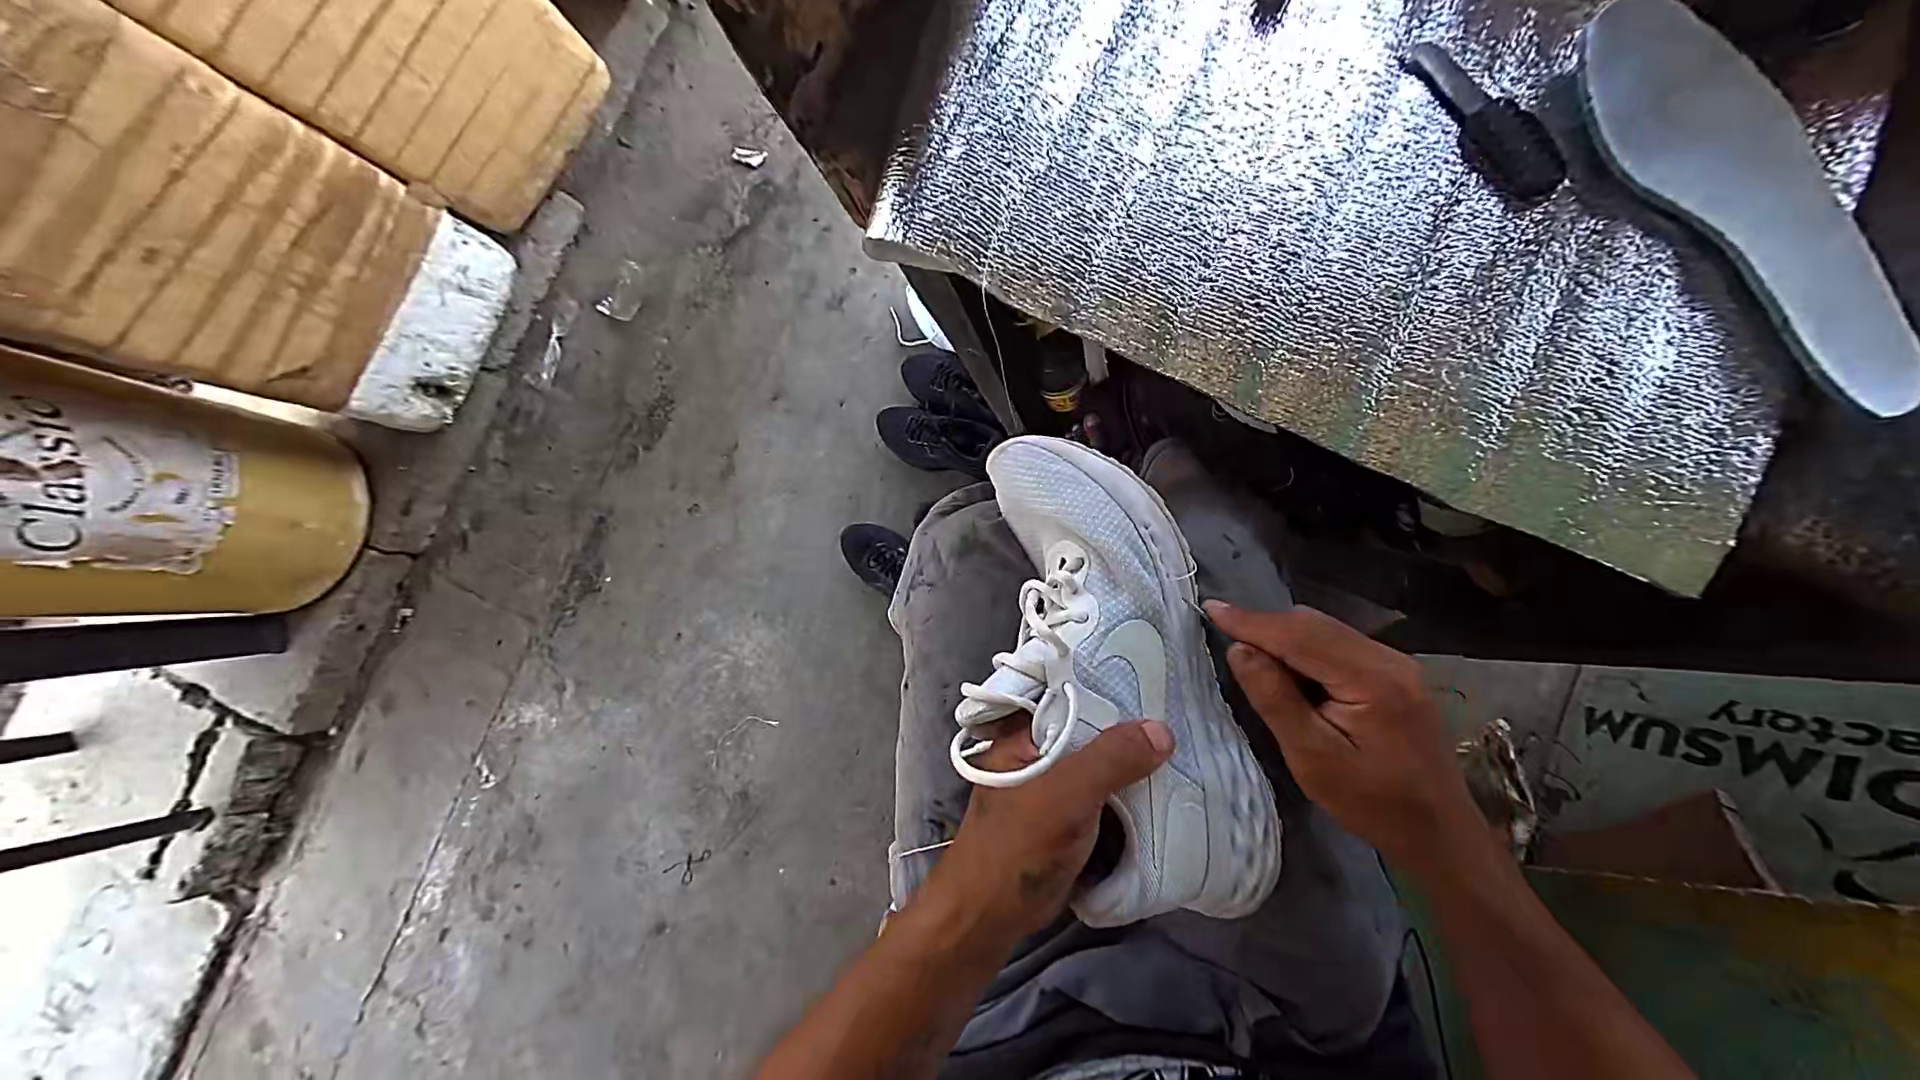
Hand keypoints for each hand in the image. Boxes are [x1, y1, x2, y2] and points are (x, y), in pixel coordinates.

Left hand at [919, 719, 1172, 939]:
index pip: (1074, 702)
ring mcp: (1054, 794)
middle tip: (1183, 728)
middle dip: (1132, 741)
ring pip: (1104, 775)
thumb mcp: (1066, 794)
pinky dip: (1131, 806)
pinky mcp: (1068, 826)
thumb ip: (1111, 759)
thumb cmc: (1017, 846)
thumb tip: (1162, 730)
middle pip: (1094, 739)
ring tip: (1184, 759)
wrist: (988, 918)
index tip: (1161, 692)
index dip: (1114, 698)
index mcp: (1025, 737)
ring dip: (1136, 775)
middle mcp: (1039, 759)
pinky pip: (1107, 805)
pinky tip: (1166, 798)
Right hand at [1206, 601, 1481, 876]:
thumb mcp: (1313, 758)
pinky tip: (1285, 665)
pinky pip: (1337, 644)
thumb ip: (1276, 699)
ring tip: (1245, 648)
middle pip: (1313, 625)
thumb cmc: (1373, 803)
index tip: (1210, 609)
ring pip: (1325, 630)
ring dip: (1282, 634)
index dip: (1251, 621)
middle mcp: (1390, 659)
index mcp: (1374, 680)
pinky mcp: (1395, 673)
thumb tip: (1239, 649)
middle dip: (1264, 624)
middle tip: (1220, 627)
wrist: (1440, 834)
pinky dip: (1303, 646)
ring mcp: (1397, 664)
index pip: (1299, 636)